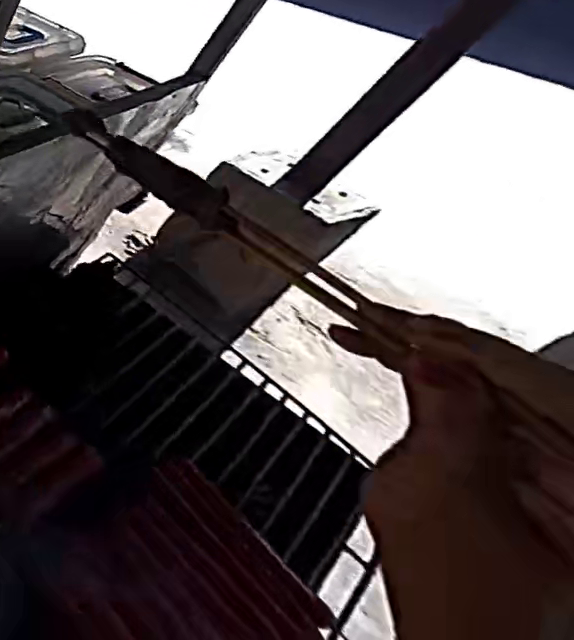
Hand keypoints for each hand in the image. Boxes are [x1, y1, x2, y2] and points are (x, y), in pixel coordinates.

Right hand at [330, 313, 573, 637]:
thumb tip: (432, 357)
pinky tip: (409, 370)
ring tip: (375, 336)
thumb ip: (445, 415)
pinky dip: (448, 391)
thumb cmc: (460, 579)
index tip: (395, 318)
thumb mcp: (438, 485)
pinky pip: (501, 419)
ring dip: (438, 364)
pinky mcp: (550, 482)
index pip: (531, 380)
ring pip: (510, 399)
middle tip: (371, 320)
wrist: (466, 630)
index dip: (457, 342)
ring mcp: (572, 478)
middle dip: (442, 349)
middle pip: (524, 387)